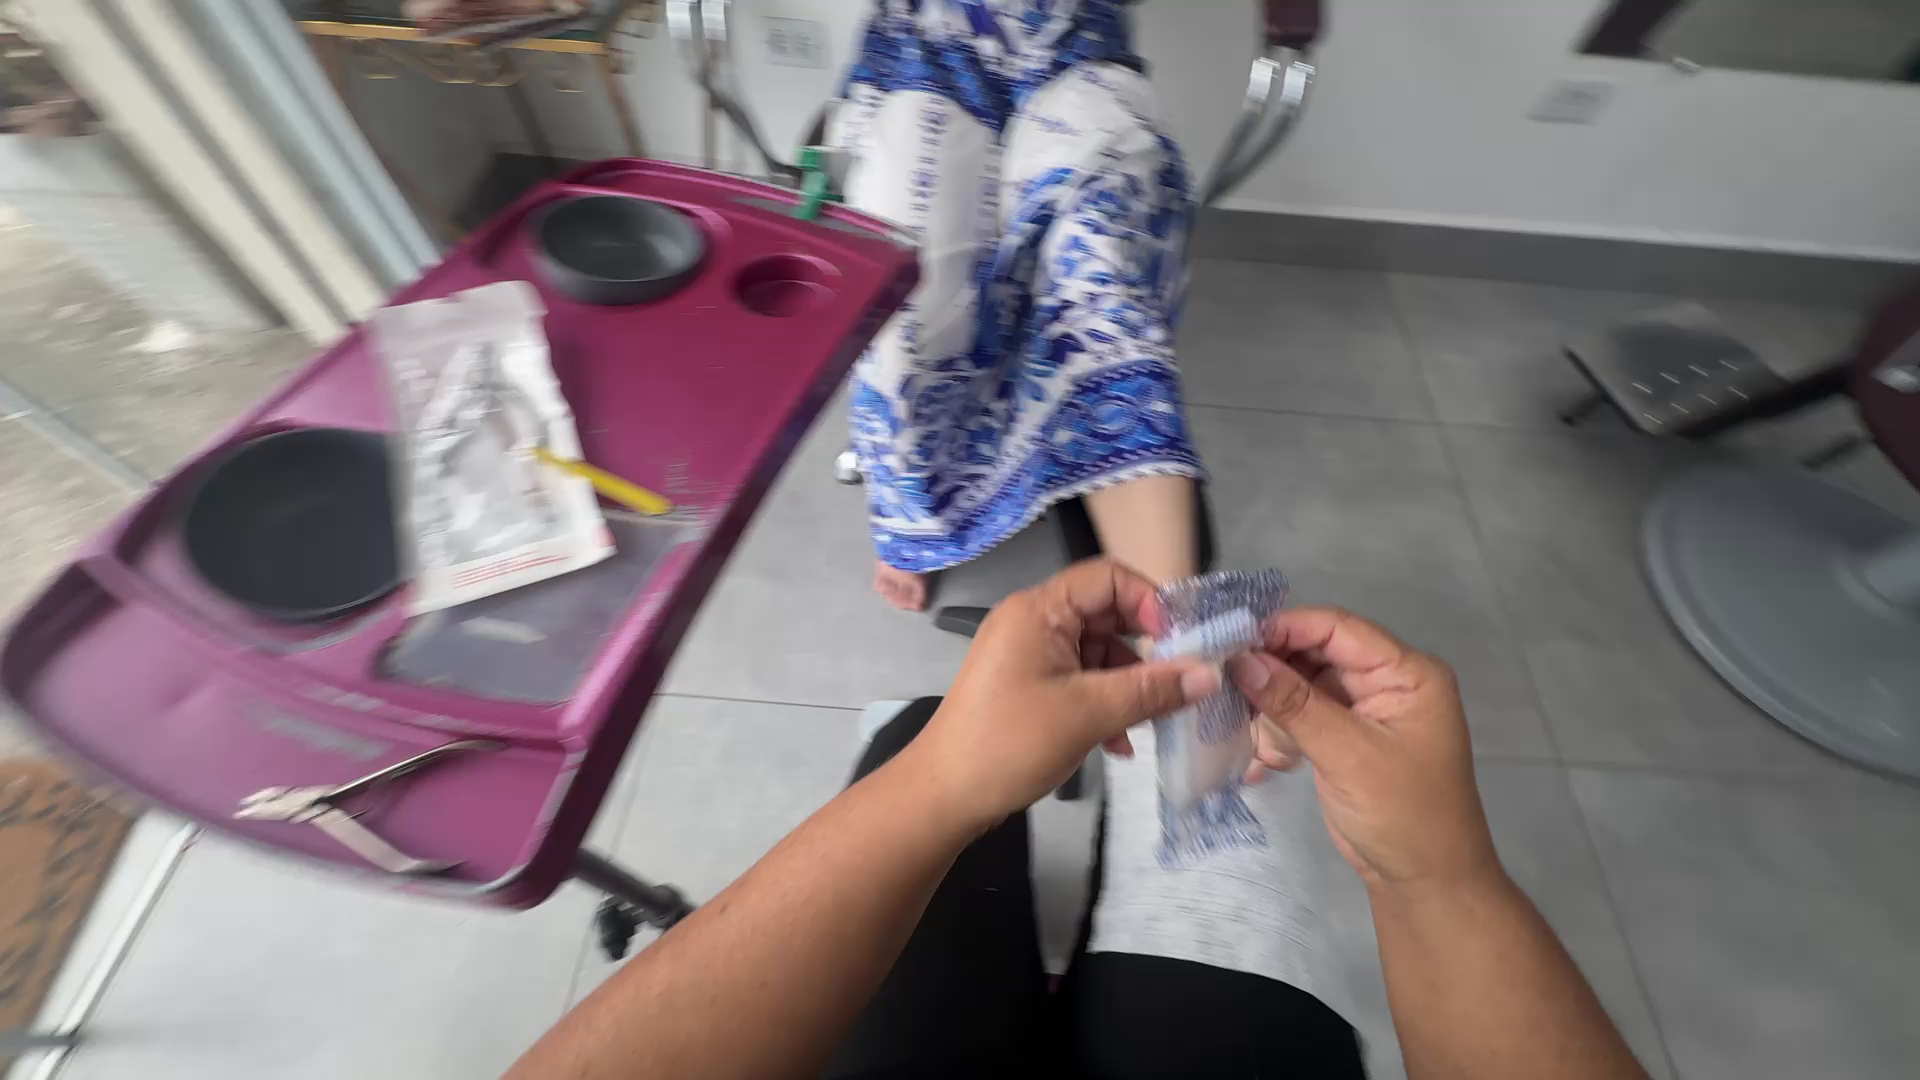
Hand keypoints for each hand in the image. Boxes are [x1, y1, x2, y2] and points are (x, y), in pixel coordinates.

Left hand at [904, 559, 1220, 829]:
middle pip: (1104, 613)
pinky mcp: (1027, 682)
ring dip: (1127, 682)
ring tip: (1154, 719)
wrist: (945, 794)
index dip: (1150, 602)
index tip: (1182, 642)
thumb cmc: (1012, 742)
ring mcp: (1027, 652)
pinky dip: (1103, 701)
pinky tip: (1120, 744)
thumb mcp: (1089, 714)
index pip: (1107, 577)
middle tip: (1181, 680)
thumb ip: (1151, 690)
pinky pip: (1078, 676)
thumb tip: (1208, 674)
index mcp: (1039, 609)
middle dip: (1145, 647)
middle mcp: (1032, 620)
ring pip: (1095, 650)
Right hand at [1227, 608, 1501, 893]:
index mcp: (1406, 673)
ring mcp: (1361, 706)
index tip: (1232, 640)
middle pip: (1313, 651)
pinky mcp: (1340, 731)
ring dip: (1270, 704)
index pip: (1338, 628)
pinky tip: (1262, 753)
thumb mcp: (1347, 753)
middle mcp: (1384, 680)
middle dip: (1271, 668)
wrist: (1424, 884)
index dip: (1285, 628)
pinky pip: (1297, 710)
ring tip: (1248, 730)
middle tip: (1224, 682)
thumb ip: (1292, 702)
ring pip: (1298, 680)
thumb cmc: (1402, 814)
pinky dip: (1276, 727)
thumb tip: (1239, 659)